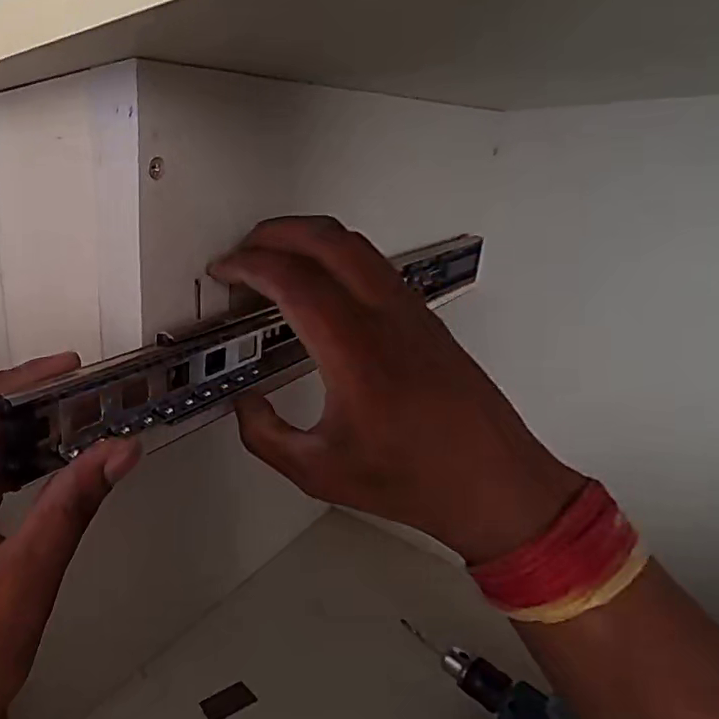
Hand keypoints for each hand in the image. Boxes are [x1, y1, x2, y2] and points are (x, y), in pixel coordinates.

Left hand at [0, 354, 140, 718]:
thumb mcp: (25, 581)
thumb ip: (71, 505)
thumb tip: (120, 450)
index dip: (10, 383)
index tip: (66, 368)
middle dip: (15, 400)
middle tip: (77, 389)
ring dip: (11, 428)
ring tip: (70, 415)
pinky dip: (1, 458)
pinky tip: (43, 452)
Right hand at [210, 216, 583, 562]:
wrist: (494, 485)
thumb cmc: (414, 479)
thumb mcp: (317, 471)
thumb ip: (263, 435)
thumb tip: (246, 404)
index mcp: (356, 353)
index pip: (293, 280)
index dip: (248, 265)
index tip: (224, 269)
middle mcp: (386, 320)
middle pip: (326, 240)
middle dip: (273, 233)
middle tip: (241, 251)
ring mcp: (410, 313)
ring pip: (354, 244)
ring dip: (306, 238)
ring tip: (273, 258)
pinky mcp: (423, 318)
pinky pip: (372, 264)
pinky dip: (333, 255)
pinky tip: (317, 283)